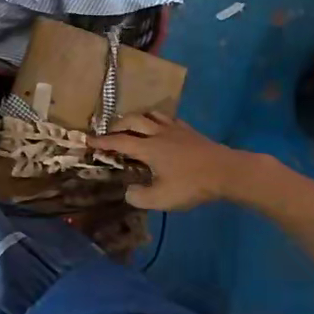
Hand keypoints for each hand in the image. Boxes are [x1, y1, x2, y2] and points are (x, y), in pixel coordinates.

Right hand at [90, 112, 259, 210]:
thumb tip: (129, 191)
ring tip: (133, 125)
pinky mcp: (190, 131)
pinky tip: (161, 128)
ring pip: (152, 114)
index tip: (88, 140)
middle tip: (109, 132)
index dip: (102, 142)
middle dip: (117, 125)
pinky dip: (158, 120)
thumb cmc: (191, 185)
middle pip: (133, 121)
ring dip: (138, 118)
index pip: (120, 142)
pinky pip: (168, 119)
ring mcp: (176, 129)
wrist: (225, 171)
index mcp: (148, 148)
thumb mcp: (161, 199)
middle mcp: (159, 133)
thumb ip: (139, 197)